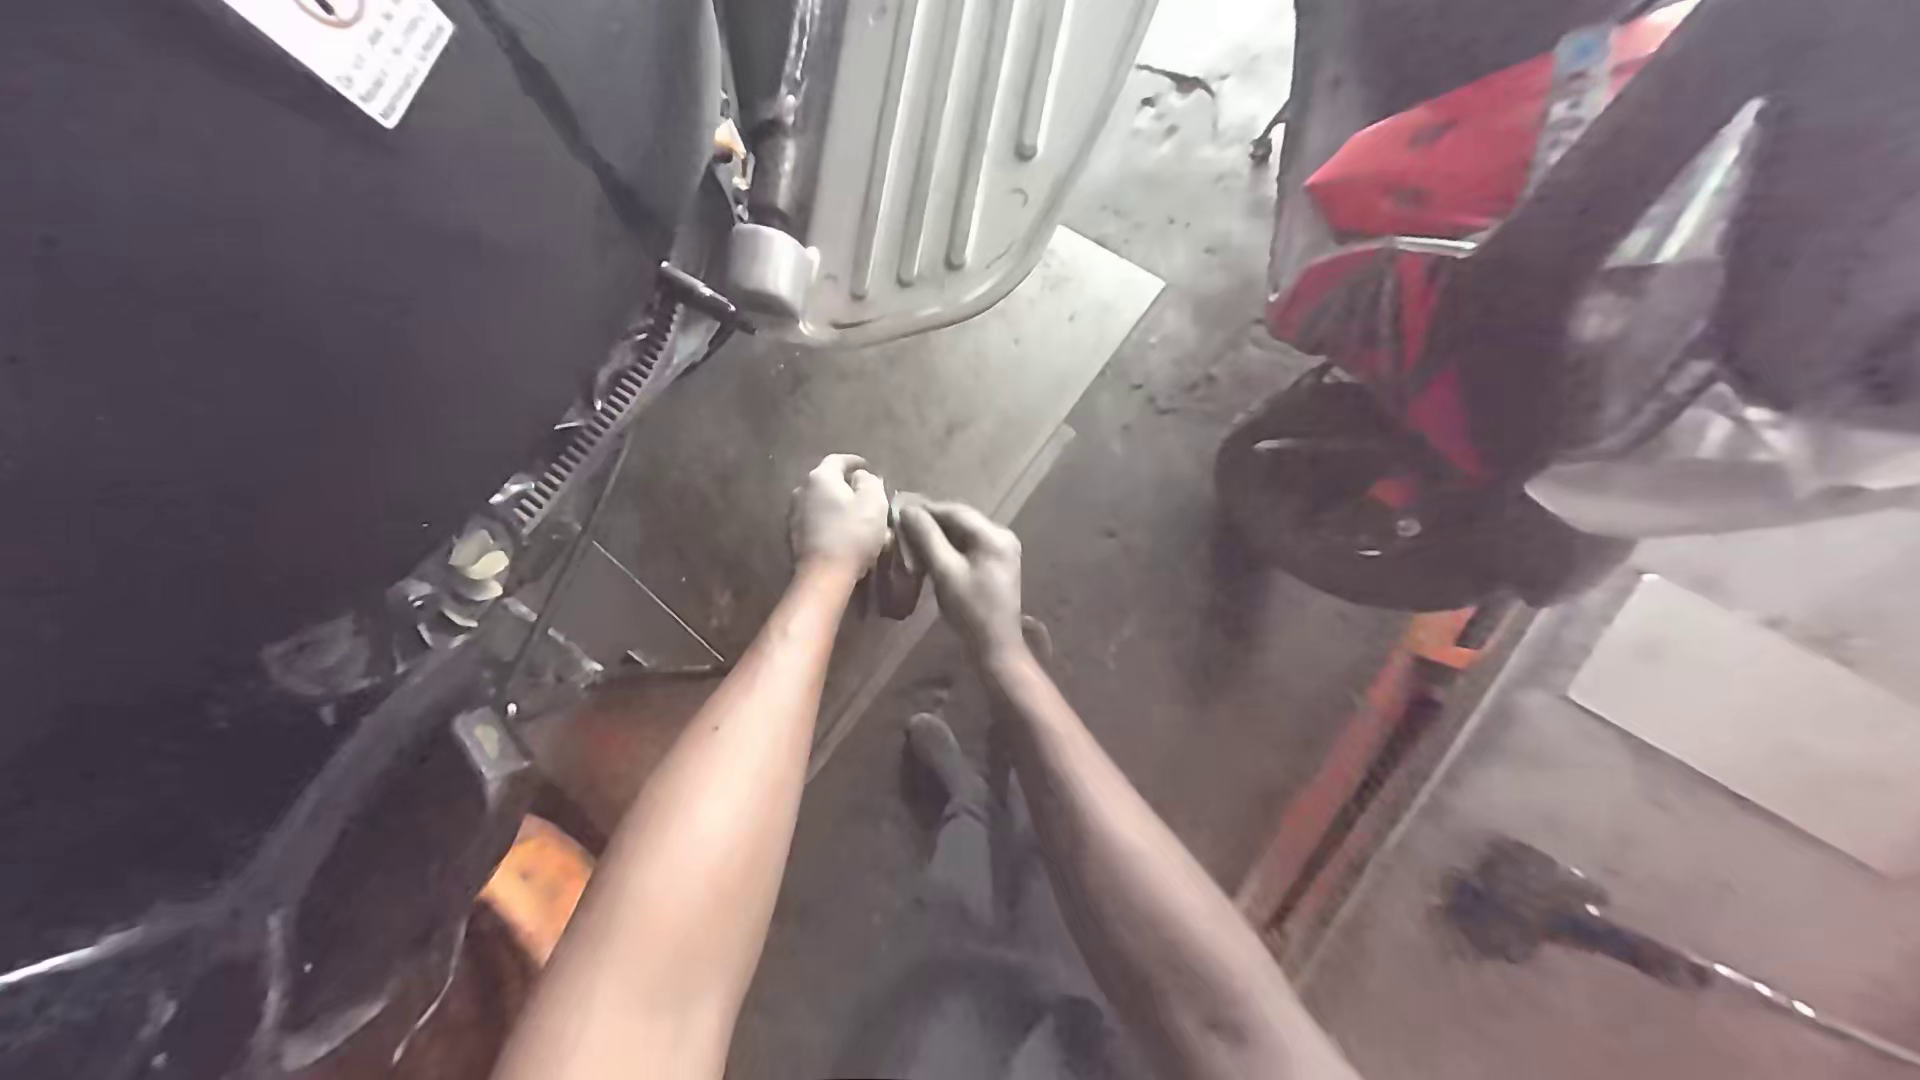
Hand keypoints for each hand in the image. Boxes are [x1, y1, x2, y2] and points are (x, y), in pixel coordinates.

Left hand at [790, 454, 889, 575]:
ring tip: (857, 520)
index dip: (855, 462)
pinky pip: (817, 521)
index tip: (868, 467)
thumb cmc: (853, 534)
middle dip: (848, 487)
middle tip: (866, 496)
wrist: (823, 575)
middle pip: (828, 482)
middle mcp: (801, 490)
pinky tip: (844, 536)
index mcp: (820, 477)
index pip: (838, 460)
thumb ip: (869, 482)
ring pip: (822, 504)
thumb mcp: (874, 502)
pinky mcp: (793, 536)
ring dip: (839, 508)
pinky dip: (830, 523)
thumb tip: (860, 477)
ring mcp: (794, 514)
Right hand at [898, 501, 1023, 660]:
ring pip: (964, 532)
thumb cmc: (969, 609)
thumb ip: (927, 538)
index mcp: (994, 535)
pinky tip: (932, 554)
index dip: (926, 510)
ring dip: (939, 535)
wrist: (994, 645)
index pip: (955, 511)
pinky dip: (950, 546)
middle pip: (961, 520)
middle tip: (903, 528)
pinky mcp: (997, 562)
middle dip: (932, 523)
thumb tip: (908, 510)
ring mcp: (1002, 549)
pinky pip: (970, 545)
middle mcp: (1003, 536)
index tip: (900, 514)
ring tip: (913, 541)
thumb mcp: (945, 571)